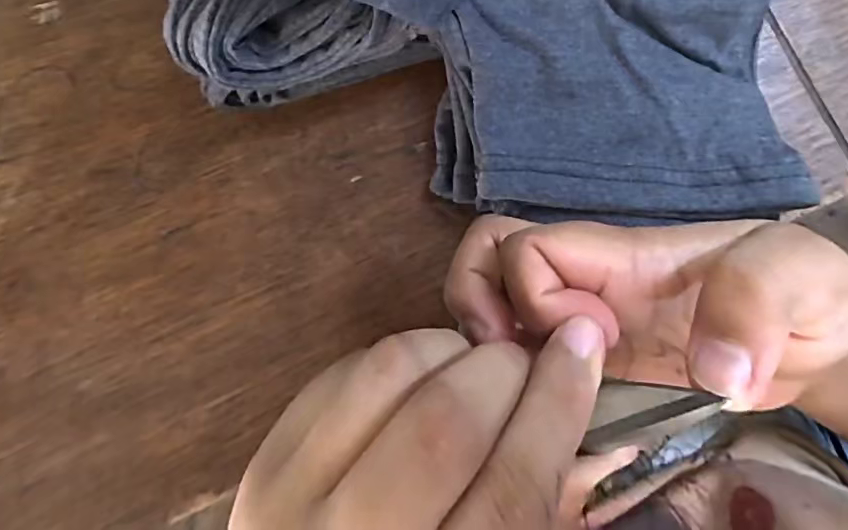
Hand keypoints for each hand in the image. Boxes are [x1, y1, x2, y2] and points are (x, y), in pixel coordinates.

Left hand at [230, 319, 628, 529]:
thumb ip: (538, 495)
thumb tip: (578, 385)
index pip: (511, 487)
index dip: (557, 401)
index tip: (582, 341)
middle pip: (446, 423)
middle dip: (504, 368)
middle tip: (523, 362)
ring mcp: (291, 507)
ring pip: (392, 373)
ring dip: (450, 350)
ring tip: (472, 365)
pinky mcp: (264, 465)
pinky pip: (345, 370)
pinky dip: (400, 354)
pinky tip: (422, 374)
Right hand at [444, 218, 847, 411]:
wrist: (822, 340)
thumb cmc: (806, 288)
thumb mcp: (795, 273)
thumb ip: (753, 299)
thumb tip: (708, 370)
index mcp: (624, 256)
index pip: (531, 244)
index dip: (534, 291)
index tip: (592, 339)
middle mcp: (595, 288)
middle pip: (492, 258)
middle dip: (479, 304)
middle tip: (517, 369)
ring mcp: (596, 332)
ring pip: (499, 310)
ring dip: (489, 351)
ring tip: (527, 403)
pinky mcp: (606, 376)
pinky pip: (533, 367)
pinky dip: (518, 391)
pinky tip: (551, 433)